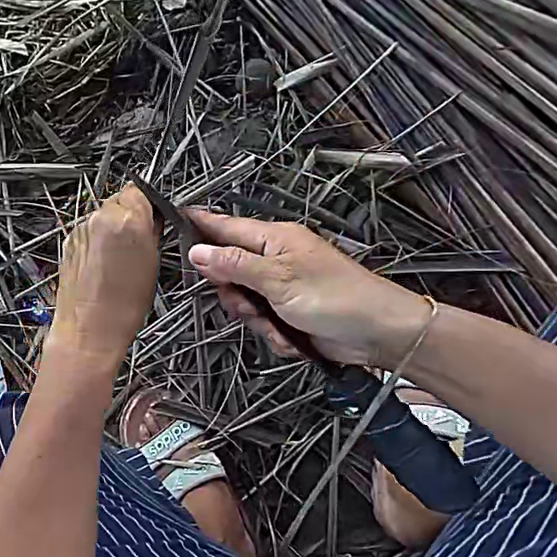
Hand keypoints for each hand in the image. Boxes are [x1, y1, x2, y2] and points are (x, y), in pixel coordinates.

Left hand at [49, 184, 158, 364]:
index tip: (155, 217)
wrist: (87, 332)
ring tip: (123, 259)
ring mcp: (81, 230)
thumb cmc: (120, 308)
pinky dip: (99, 241)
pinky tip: (107, 265)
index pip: (142, 191)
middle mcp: (100, 219)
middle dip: (132, 217)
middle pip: (121, 201)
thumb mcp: (153, 264)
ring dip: (114, 229)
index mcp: (126, 219)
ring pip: (104, 215)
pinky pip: (91, 231)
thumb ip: (153, 233)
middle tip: (142, 242)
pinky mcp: (70, 242)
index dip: (151, 205)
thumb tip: (154, 220)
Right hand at [184, 210, 431, 366]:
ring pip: (243, 300)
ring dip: (256, 318)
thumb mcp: (278, 280)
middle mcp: (276, 259)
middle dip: (234, 294)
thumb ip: (235, 265)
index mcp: (275, 239)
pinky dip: (273, 332)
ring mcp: (282, 285)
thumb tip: (200, 252)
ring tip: (276, 322)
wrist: (379, 332)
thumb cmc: (343, 297)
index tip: (176, 222)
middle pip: (228, 271)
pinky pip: (262, 320)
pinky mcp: (289, 310)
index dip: (200, 227)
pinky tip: (290, 335)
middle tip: (247, 302)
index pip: (225, 226)